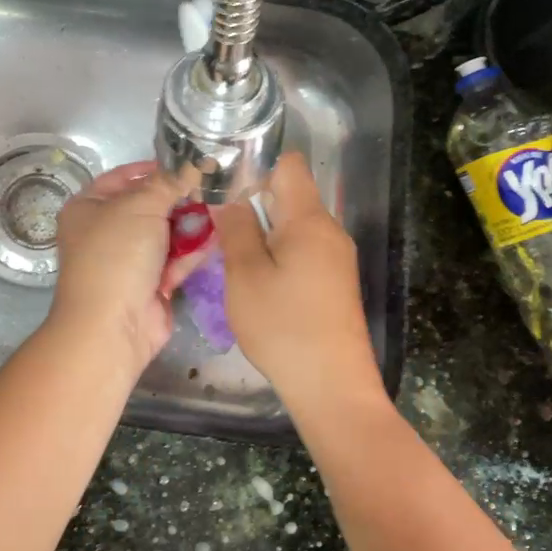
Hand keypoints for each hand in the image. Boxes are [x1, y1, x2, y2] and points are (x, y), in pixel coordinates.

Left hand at [50, 161, 203, 374]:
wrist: (113, 325)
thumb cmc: (117, 255)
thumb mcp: (140, 206)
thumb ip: (167, 183)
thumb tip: (188, 164)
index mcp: (87, 207)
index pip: (122, 177)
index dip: (153, 169)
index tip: (187, 163)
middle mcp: (104, 232)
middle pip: (148, 205)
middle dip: (179, 198)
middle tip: (213, 185)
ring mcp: (128, 260)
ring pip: (165, 233)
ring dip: (191, 223)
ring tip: (223, 206)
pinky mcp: (150, 284)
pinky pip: (175, 259)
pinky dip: (194, 249)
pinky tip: (220, 234)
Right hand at [211, 153, 382, 408]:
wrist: (331, 386)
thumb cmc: (283, 326)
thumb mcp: (245, 275)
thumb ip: (236, 230)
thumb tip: (229, 199)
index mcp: (310, 220)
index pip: (288, 165)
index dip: (255, 164)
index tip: (222, 184)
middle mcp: (330, 231)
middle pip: (290, 196)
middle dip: (253, 201)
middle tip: (215, 220)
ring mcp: (336, 258)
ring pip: (295, 226)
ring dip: (263, 231)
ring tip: (230, 251)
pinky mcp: (335, 283)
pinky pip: (303, 251)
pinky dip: (278, 254)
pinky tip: (257, 279)